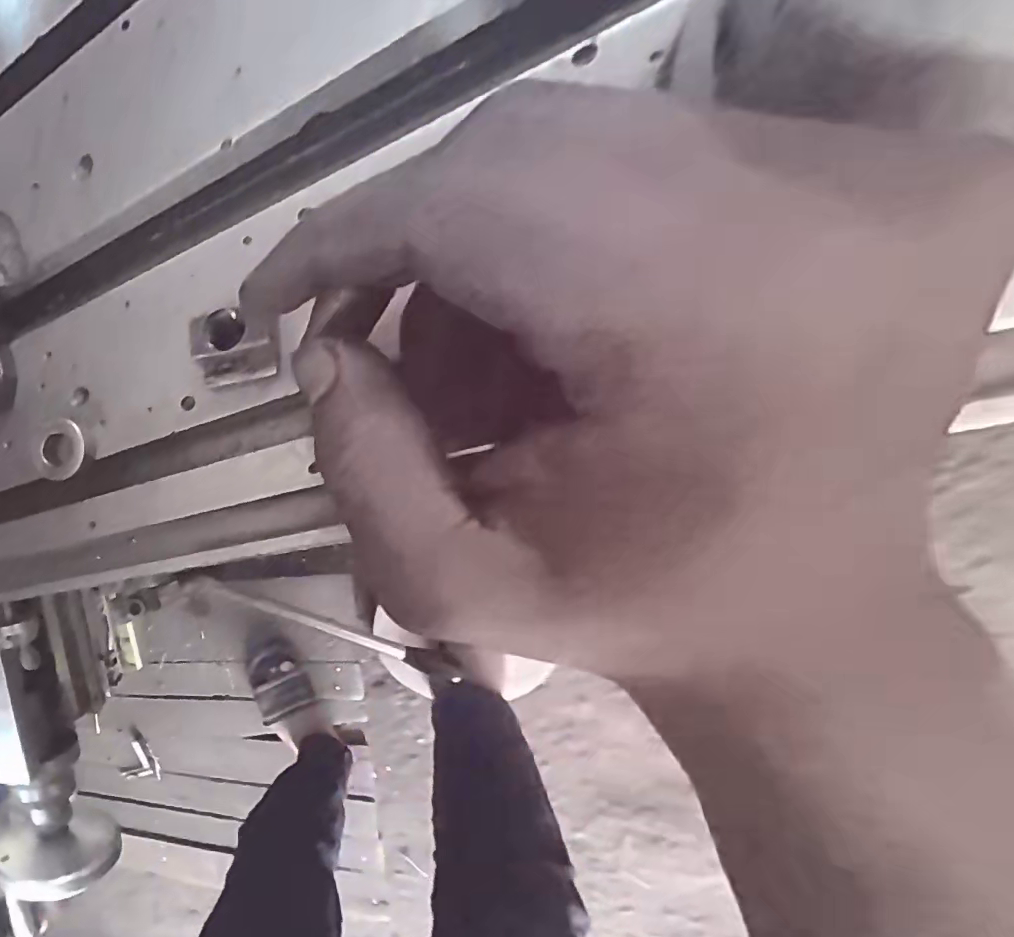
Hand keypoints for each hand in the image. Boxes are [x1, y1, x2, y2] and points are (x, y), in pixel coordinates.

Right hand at [243, 83, 1013, 680]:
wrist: (799, 610)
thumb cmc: (623, 612)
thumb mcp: (444, 582)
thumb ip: (357, 466)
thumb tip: (317, 351)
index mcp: (718, 316)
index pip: (473, 202)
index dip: (342, 239)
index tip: (265, 302)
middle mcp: (817, 200)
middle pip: (509, 149)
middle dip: (392, 246)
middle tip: (348, 344)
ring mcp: (847, 166)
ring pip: (547, 150)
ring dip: (453, 264)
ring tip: (455, 386)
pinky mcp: (839, 166)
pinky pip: (603, 166)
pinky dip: (514, 257)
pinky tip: (518, 356)